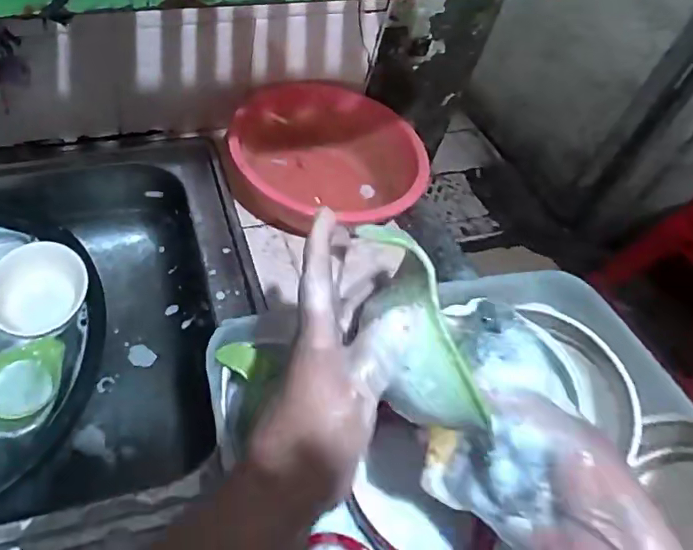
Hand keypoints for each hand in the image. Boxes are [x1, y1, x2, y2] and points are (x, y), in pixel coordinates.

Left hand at [245, 208, 397, 512]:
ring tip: (390, 275)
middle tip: (375, 240)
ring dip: (365, 295)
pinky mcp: (337, 386)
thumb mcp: (352, 394)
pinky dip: (374, 331)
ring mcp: (327, 362)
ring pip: (347, 317)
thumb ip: (376, 356)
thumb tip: (402, 319)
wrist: (289, 479)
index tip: (328, 213)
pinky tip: (394, 332)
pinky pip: (358, 345)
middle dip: (350, 263)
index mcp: (317, 332)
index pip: (317, 276)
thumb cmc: (316, 431)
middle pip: (335, 291)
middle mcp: (320, 339)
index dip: (321, 243)